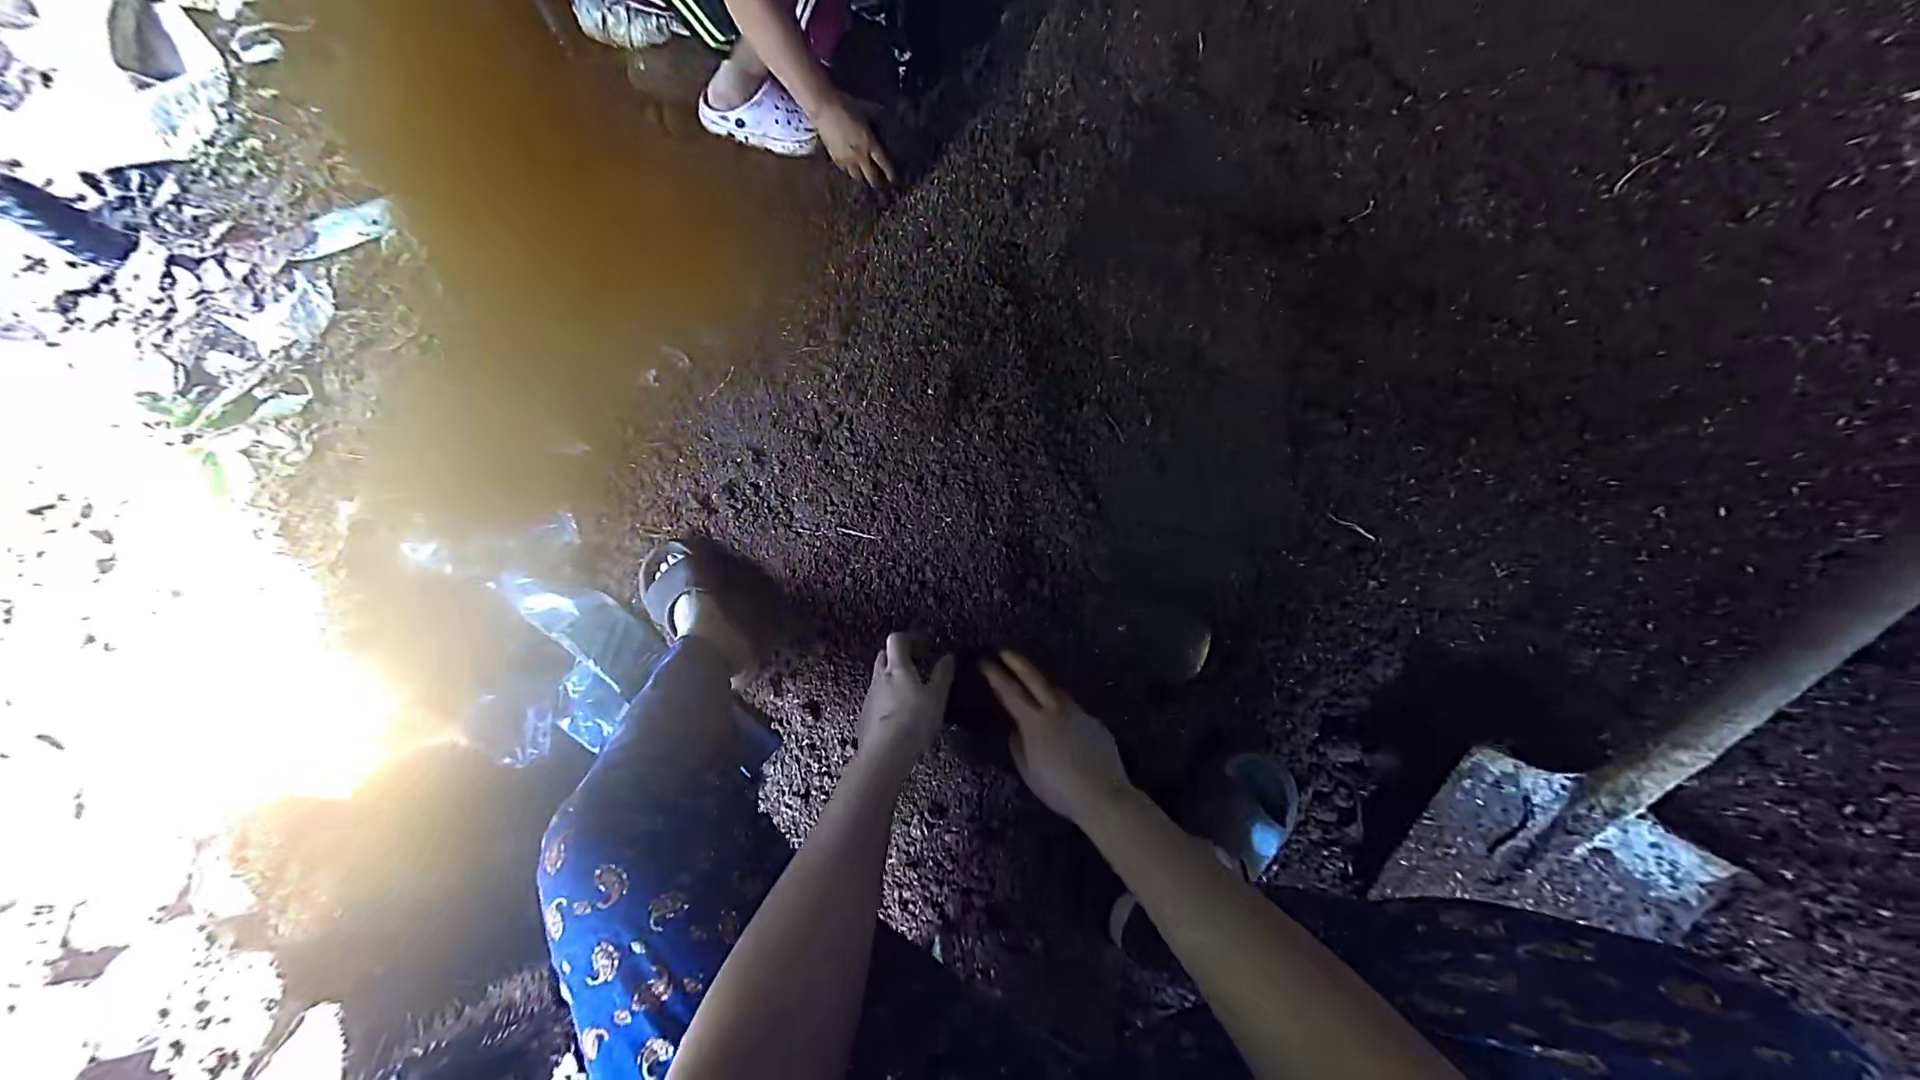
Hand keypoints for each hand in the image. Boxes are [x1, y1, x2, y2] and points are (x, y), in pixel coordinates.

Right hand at [815, 96, 896, 187]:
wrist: (824, 108)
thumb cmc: (847, 105)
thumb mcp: (866, 108)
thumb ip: (876, 113)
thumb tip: (886, 110)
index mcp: (871, 144)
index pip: (884, 164)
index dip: (890, 173)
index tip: (892, 179)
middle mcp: (860, 156)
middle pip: (871, 176)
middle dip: (875, 180)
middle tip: (878, 182)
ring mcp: (847, 159)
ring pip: (856, 176)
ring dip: (861, 175)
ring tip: (862, 174)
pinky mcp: (835, 158)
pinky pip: (844, 169)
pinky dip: (848, 168)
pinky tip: (848, 165)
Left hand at [857, 632, 953, 770]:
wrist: (886, 753)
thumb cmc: (914, 721)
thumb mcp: (937, 696)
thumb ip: (943, 674)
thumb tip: (947, 657)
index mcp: (897, 668)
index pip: (897, 639)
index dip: (910, 638)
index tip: (924, 646)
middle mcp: (879, 678)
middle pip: (885, 656)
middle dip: (899, 656)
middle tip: (917, 664)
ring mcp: (869, 697)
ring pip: (879, 679)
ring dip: (893, 679)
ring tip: (911, 692)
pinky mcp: (865, 717)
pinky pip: (876, 700)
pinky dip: (887, 700)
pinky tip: (899, 715)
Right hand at [980, 651, 1134, 824]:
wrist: (1104, 795)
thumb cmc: (1060, 789)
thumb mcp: (1029, 772)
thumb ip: (1019, 746)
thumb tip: (1017, 730)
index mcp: (1035, 723)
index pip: (1010, 693)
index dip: (996, 676)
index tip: (985, 662)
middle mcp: (1057, 710)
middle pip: (1034, 679)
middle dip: (1017, 663)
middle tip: (1005, 652)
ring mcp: (1079, 714)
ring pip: (1057, 692)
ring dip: (1043, 686)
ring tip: (1034, 687)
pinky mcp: (1095, 722)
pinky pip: (1074, 711)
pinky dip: (1063, 711)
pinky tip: (1063, 726)